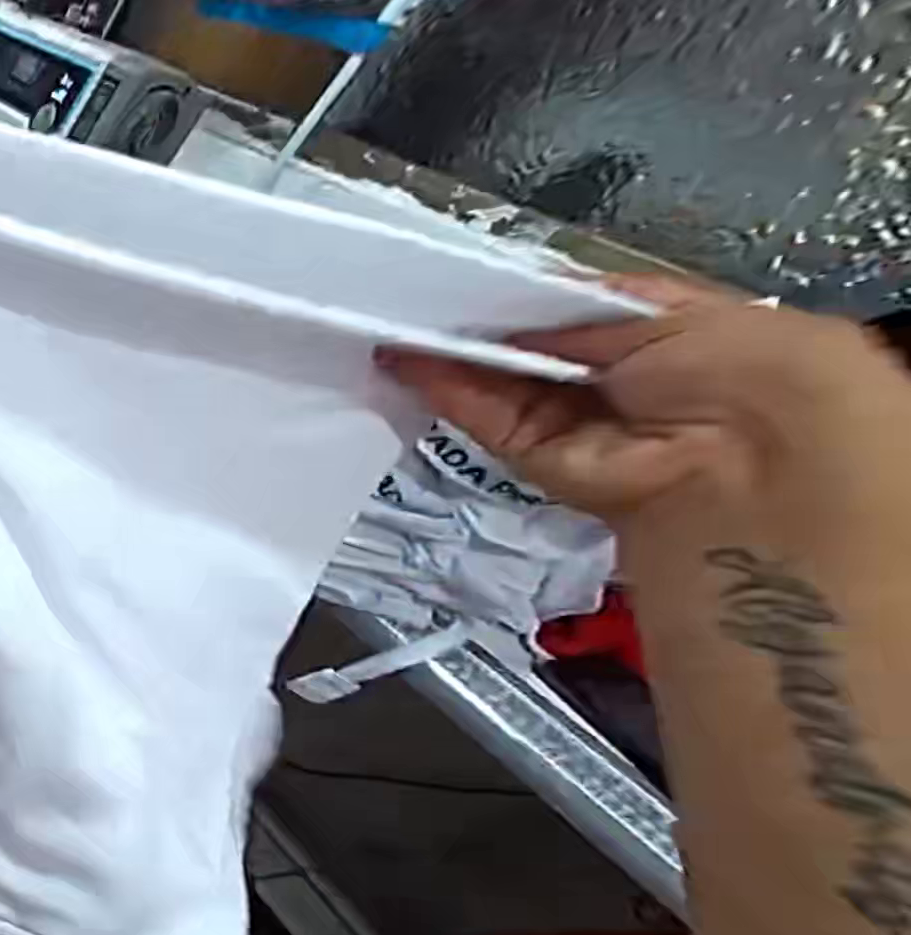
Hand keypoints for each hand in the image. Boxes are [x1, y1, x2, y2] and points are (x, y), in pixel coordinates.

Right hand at [379, 275, 910, 544]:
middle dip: (472, 322)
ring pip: (487, 376)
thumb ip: (577, 310)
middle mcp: (596, 375)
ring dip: (441, 352)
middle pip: (518, 343)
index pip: (565, 310)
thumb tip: (502, 308)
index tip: (468, 278)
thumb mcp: (670, 314)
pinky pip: (476, 409)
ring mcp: (554, 414)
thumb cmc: (736, 368)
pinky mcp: (518, 447)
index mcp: (648, 335)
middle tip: (416, 297)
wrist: (735, 462)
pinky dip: (439, 383)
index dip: (518, 295)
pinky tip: (401, 358)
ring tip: (391, 324)